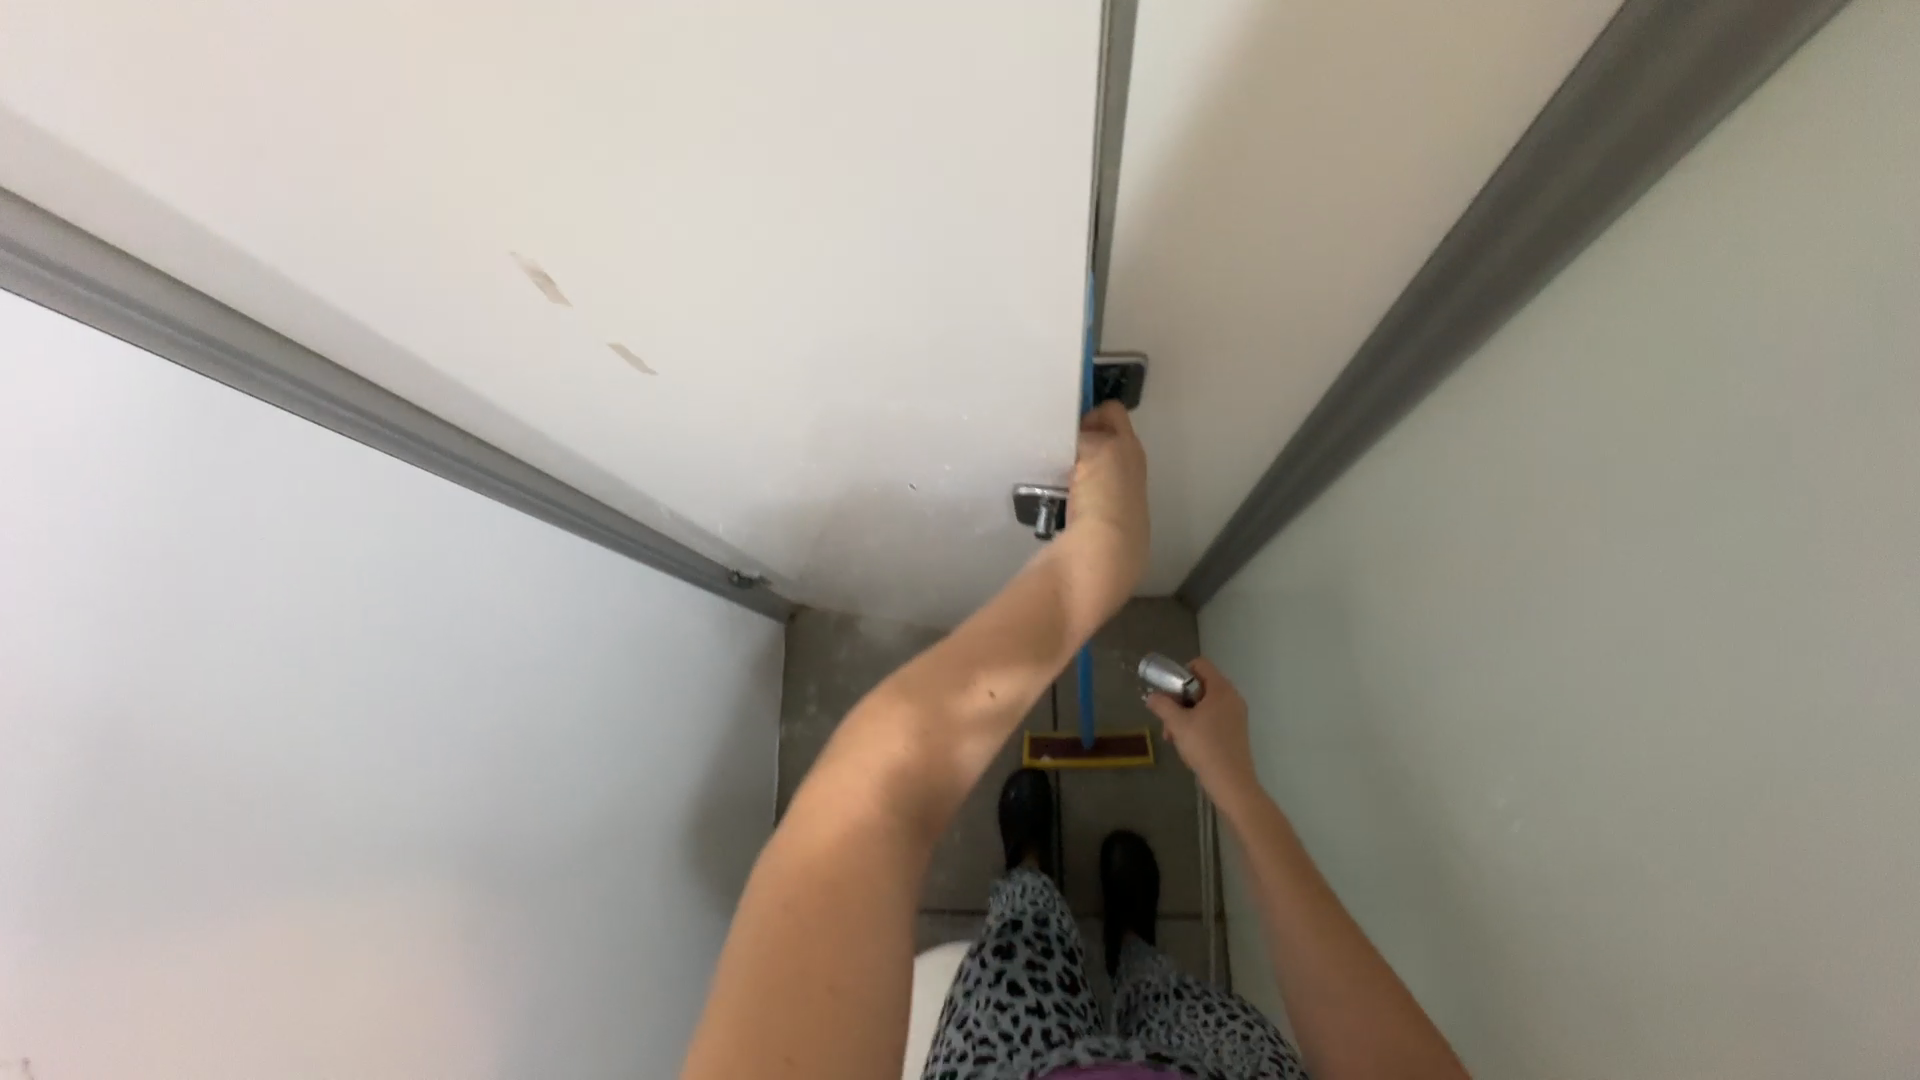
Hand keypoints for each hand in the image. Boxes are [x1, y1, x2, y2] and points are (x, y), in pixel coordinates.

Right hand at [1063, 401, 1148, 609]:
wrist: (1100, 557)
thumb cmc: (1103, 496)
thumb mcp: (1096, 449)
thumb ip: (1085, 435)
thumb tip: (1077, 439)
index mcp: (1131, 451)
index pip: (1112, 414)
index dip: (1090, 411)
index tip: (1065, 423)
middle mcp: (1129, 474)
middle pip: (1102, 444)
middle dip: (1079, 442)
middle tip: (1052, 448)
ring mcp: (1114, 505)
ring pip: (1088, 474)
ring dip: (1070, 472)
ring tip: (1046, 474)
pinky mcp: (1096, 531)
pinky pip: (1075, 502)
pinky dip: (1063, 498)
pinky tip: (1049, 502)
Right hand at [1144, 658, 1261, 804]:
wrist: (1231, 782)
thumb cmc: (1205, 747)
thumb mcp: (1177, 723)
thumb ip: (1162, 705)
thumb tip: (1152, 697)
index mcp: (1222, 689)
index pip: (1200, 664)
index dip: (1181, 673)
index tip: (1169, 692)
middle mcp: (1232, 698)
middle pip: (1200, 686)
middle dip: (1179, 700)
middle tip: (1168, 720)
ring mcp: (1236, 715)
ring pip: (1204, 705)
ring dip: (1185, 716)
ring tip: (1174, 737)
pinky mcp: (1236, 731)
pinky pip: (1213, 718)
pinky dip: (1198, 725)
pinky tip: (1189, 745)